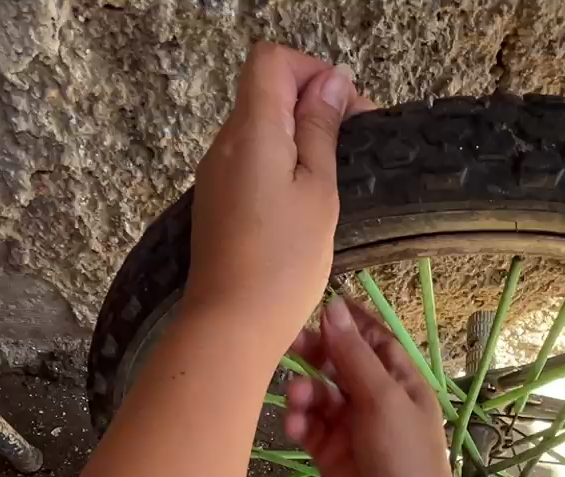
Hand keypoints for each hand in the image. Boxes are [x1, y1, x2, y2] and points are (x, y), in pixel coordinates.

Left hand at [183, 44, 372, 354]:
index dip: (313, 72)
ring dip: (297, 143)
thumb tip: (331, 84)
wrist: (232, 326)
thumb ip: (321, 132)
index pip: (272, 61)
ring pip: (258, 134)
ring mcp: (214, 178)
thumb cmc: (284, 263)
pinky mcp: (215, 208)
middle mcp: (224, 145)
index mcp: (251, 130)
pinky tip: (300, 209)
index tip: (346, 112)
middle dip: (310, 108)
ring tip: (329, 184)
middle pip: (264, 95)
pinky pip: (249, 168)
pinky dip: (278, 171)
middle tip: (350, 150)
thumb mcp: (318, 192)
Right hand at [284, 299, 477, 476]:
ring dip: (304, 392)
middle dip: (315, 354)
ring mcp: (351, 427)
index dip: (346, 322)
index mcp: (400, 380)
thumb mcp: (383, 400)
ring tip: (295, 400)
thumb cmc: (405, 459)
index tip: (315, 307)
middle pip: (338, 363)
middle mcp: (375, 399)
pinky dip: (299, 422)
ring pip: (319, 395)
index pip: (372, 339)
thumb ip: (354, 356)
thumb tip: (333, 307)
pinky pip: (309, 426)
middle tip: (287, 345)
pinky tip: (293, 426)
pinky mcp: (330, 453)